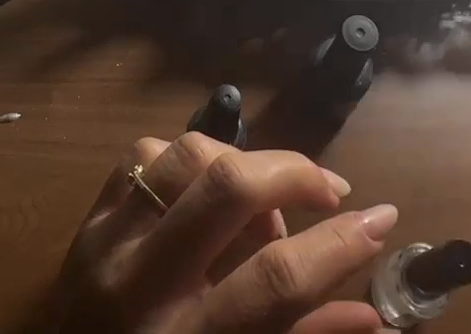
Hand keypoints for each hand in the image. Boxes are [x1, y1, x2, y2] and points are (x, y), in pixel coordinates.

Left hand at [57, 132, 395, 332]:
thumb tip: (377, 318)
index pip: (275, 279)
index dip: (339, 243)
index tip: (382, 218)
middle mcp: (143, 285)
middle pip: (227, 188)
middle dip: (292, 173)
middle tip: (325, 191)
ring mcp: (108, 243)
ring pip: (188, 155)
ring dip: (243, 165)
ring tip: (262, 202)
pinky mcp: (89, 219)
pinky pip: (145, 153)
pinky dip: (188, 160)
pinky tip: (205, 192)